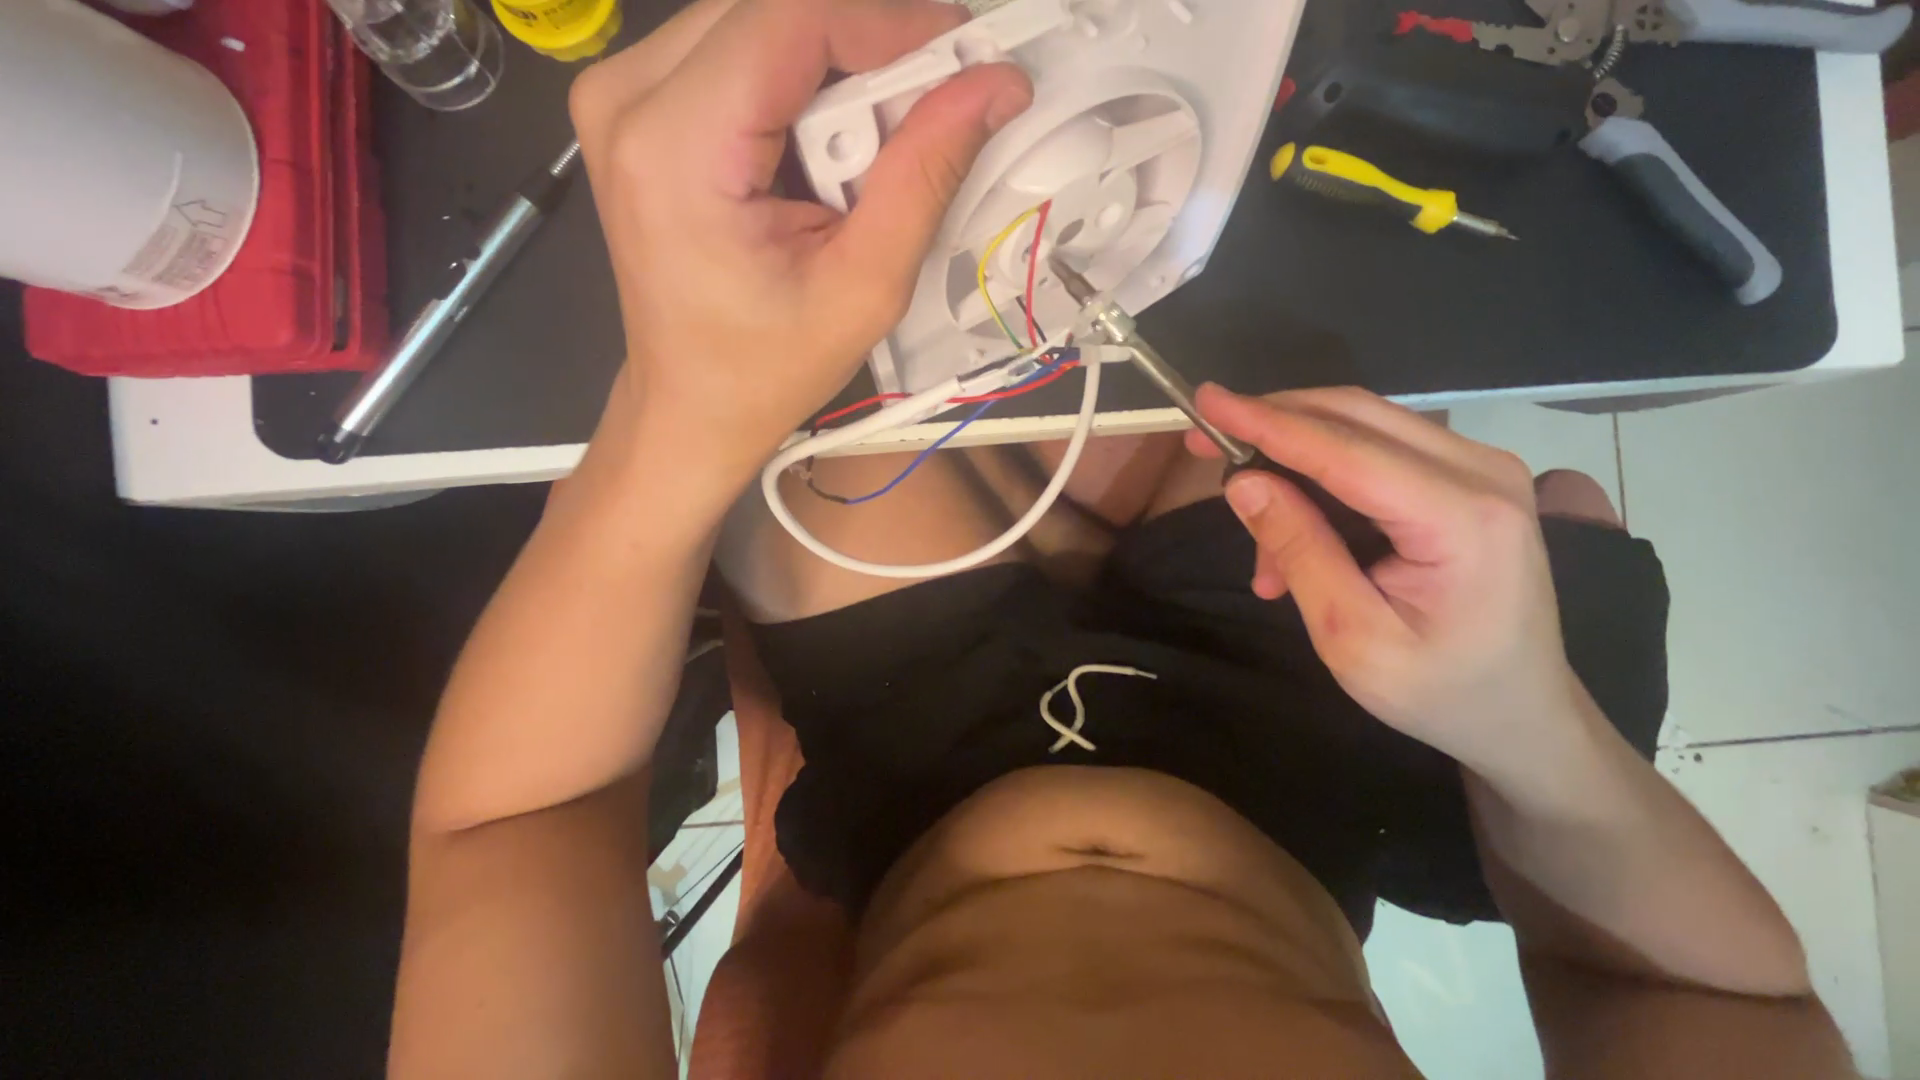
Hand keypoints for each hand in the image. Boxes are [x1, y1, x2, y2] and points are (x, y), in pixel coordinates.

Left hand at [568, 0, 1032, 486]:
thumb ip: (924, 177)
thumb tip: (995, 85)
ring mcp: (620, 92)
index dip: (891, 23)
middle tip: (929, 113)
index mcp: (675, 148)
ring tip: (872, 151)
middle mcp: (627, 96)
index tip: (967, 62)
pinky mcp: (635, 104)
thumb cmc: (767, 369)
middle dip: (867, 47)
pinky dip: (799, 83)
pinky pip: (736, 49)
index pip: (792, 17)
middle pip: (773, 7)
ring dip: (835, 67)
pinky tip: (823, 151)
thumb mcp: (864, 288)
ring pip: (758, 19)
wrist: (690, 404)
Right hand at [1186, 385, 1588, 777]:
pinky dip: (1321, 482)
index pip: (1345, 449)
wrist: (1519, 711)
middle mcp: (1481, 471)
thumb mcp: (1352, 636)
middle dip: (1271, 424)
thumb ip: (1300, 551)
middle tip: (1204, 446)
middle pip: (1354, 416)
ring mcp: (1480, 467)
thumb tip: (1243, 483)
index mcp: (1462, 518)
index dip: (1267, 422)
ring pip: (1359, 430)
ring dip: (1293, 467)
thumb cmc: (1438, 690)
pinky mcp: (1466, 476)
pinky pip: (1375, 452)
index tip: (1204, 401)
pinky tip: (1297, 540)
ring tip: (1263, 550)